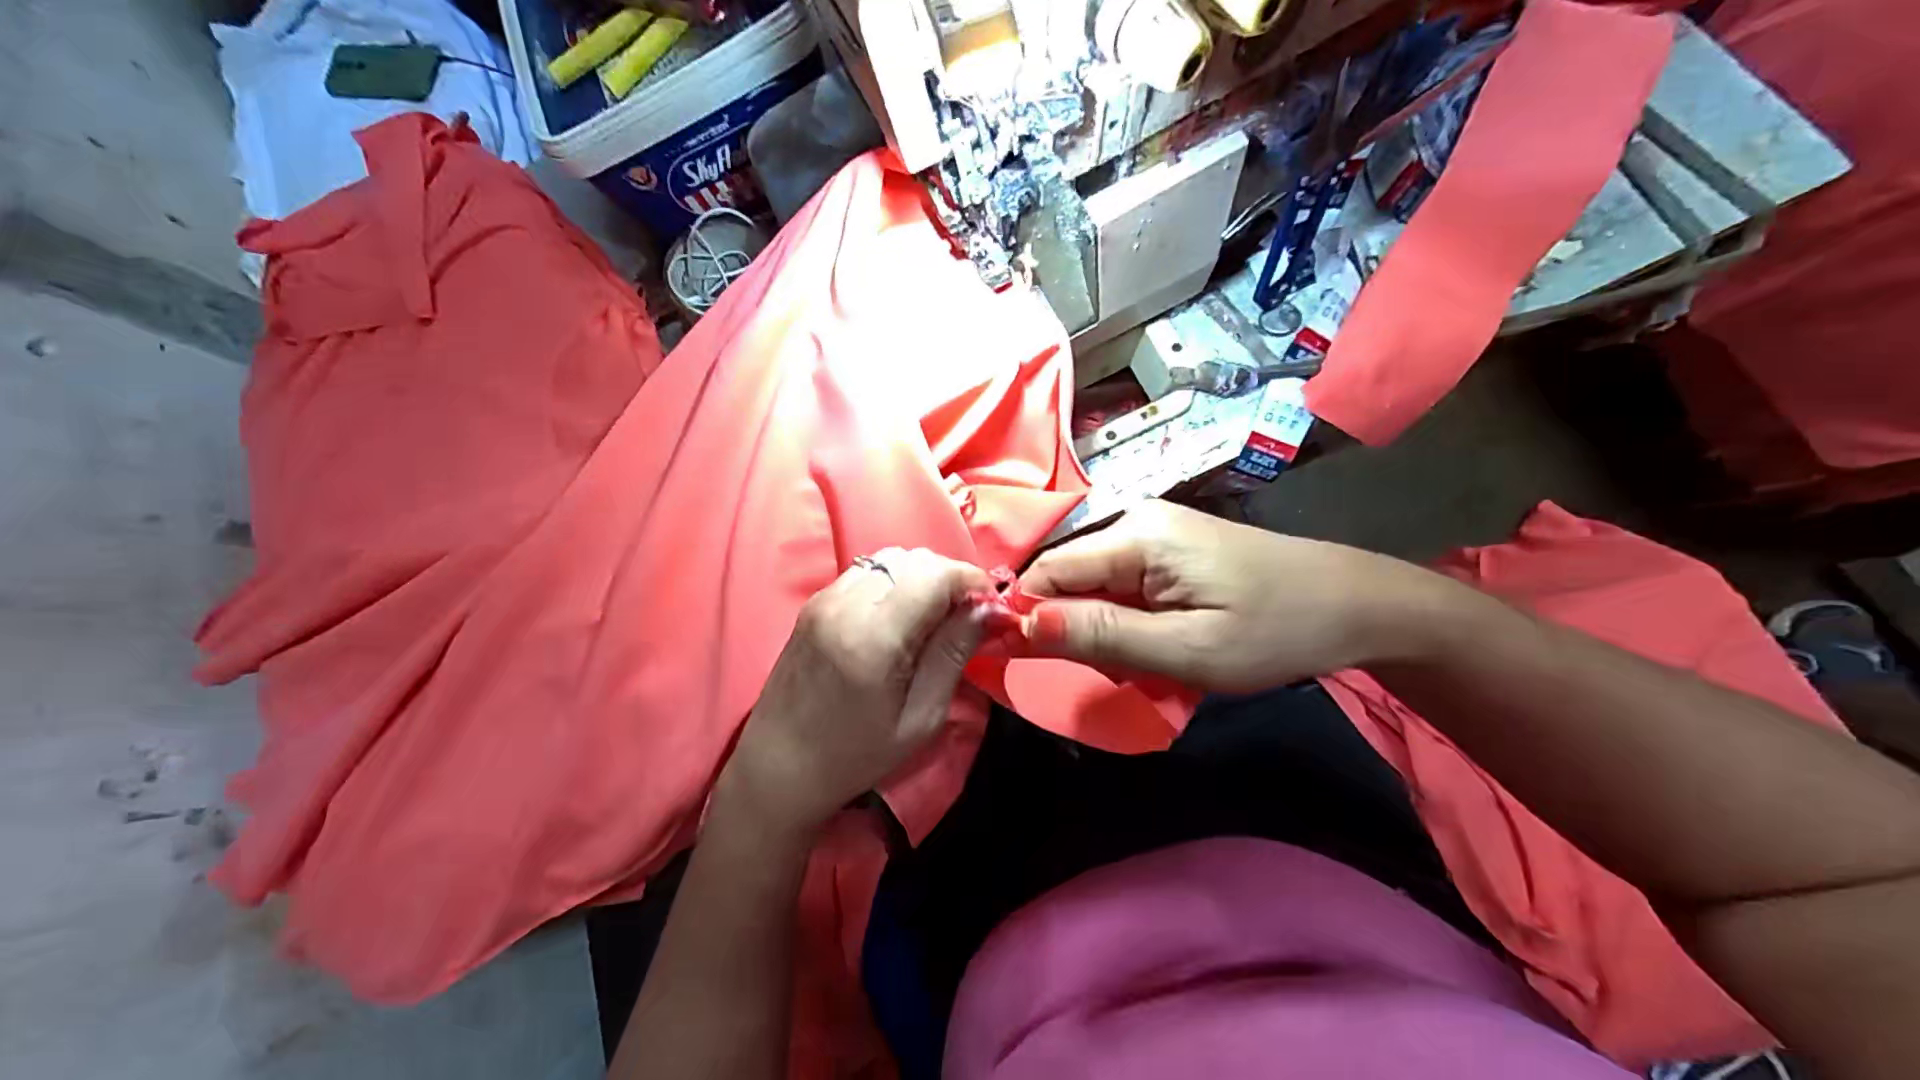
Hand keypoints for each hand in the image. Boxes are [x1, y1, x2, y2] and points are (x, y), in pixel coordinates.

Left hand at [717, 549, 992, 836]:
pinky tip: (900, 618)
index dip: (972, 581)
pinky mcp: (815, 602)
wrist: (778, 766)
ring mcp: (825, 598)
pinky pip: (867, 571)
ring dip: (923, 578)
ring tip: (934, 618)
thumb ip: (954, 652)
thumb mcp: (921, 717)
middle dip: (950, 579)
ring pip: (891, 559)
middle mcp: (845, 604)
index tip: (990, 610)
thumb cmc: (856, 755)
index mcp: (873, 636)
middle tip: (966, 618)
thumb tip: (988, 608)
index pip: (936, 574)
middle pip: (915, 559)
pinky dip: (896, 582)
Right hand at [1018, 500, 1456, 691]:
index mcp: (1135, 535)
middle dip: (1069, 627)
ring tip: (1136, 664)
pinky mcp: (1169, 550)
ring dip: (1099, 629)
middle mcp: (1135, 522)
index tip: (1019, 665)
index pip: (1047, 571)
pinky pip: (1120, 586)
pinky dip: (1123, 621)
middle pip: (1067, 577)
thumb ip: (1101, 635)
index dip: (1024, 615)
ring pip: (1092, 585)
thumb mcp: (1187, 649)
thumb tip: (1021, 624)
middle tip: (1102, 674)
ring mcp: (1154, 533)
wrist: (1357, 606)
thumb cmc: (1275, 631)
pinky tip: (1152, 646)